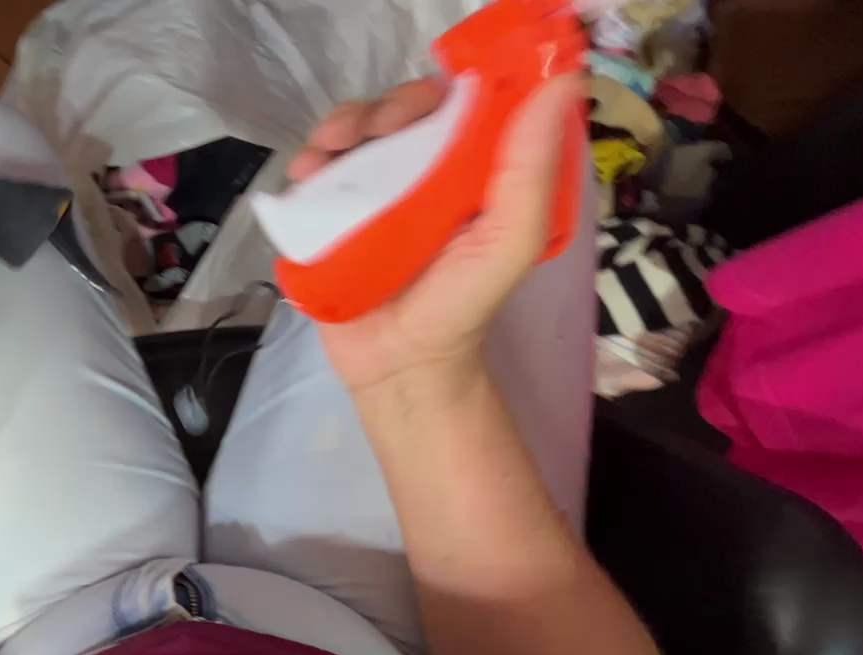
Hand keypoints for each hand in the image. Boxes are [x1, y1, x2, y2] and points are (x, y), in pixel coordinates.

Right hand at [292, 74, 581, 396]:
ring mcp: (363, 205)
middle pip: (386, 120)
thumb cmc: (460, 308)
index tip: (410, 110)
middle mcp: (410, 179)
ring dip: (330, 135)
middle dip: (370, 112)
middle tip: (360, 133)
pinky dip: (302, 173)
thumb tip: (560, 81)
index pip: (443, 109)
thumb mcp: (510, 240)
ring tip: (319, 155)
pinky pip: (309, 189)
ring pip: (344, 147)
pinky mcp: (325, 232)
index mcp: (460, 171)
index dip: (426, 95)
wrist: (399, 365)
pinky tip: (302, 176)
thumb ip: (530, 169)